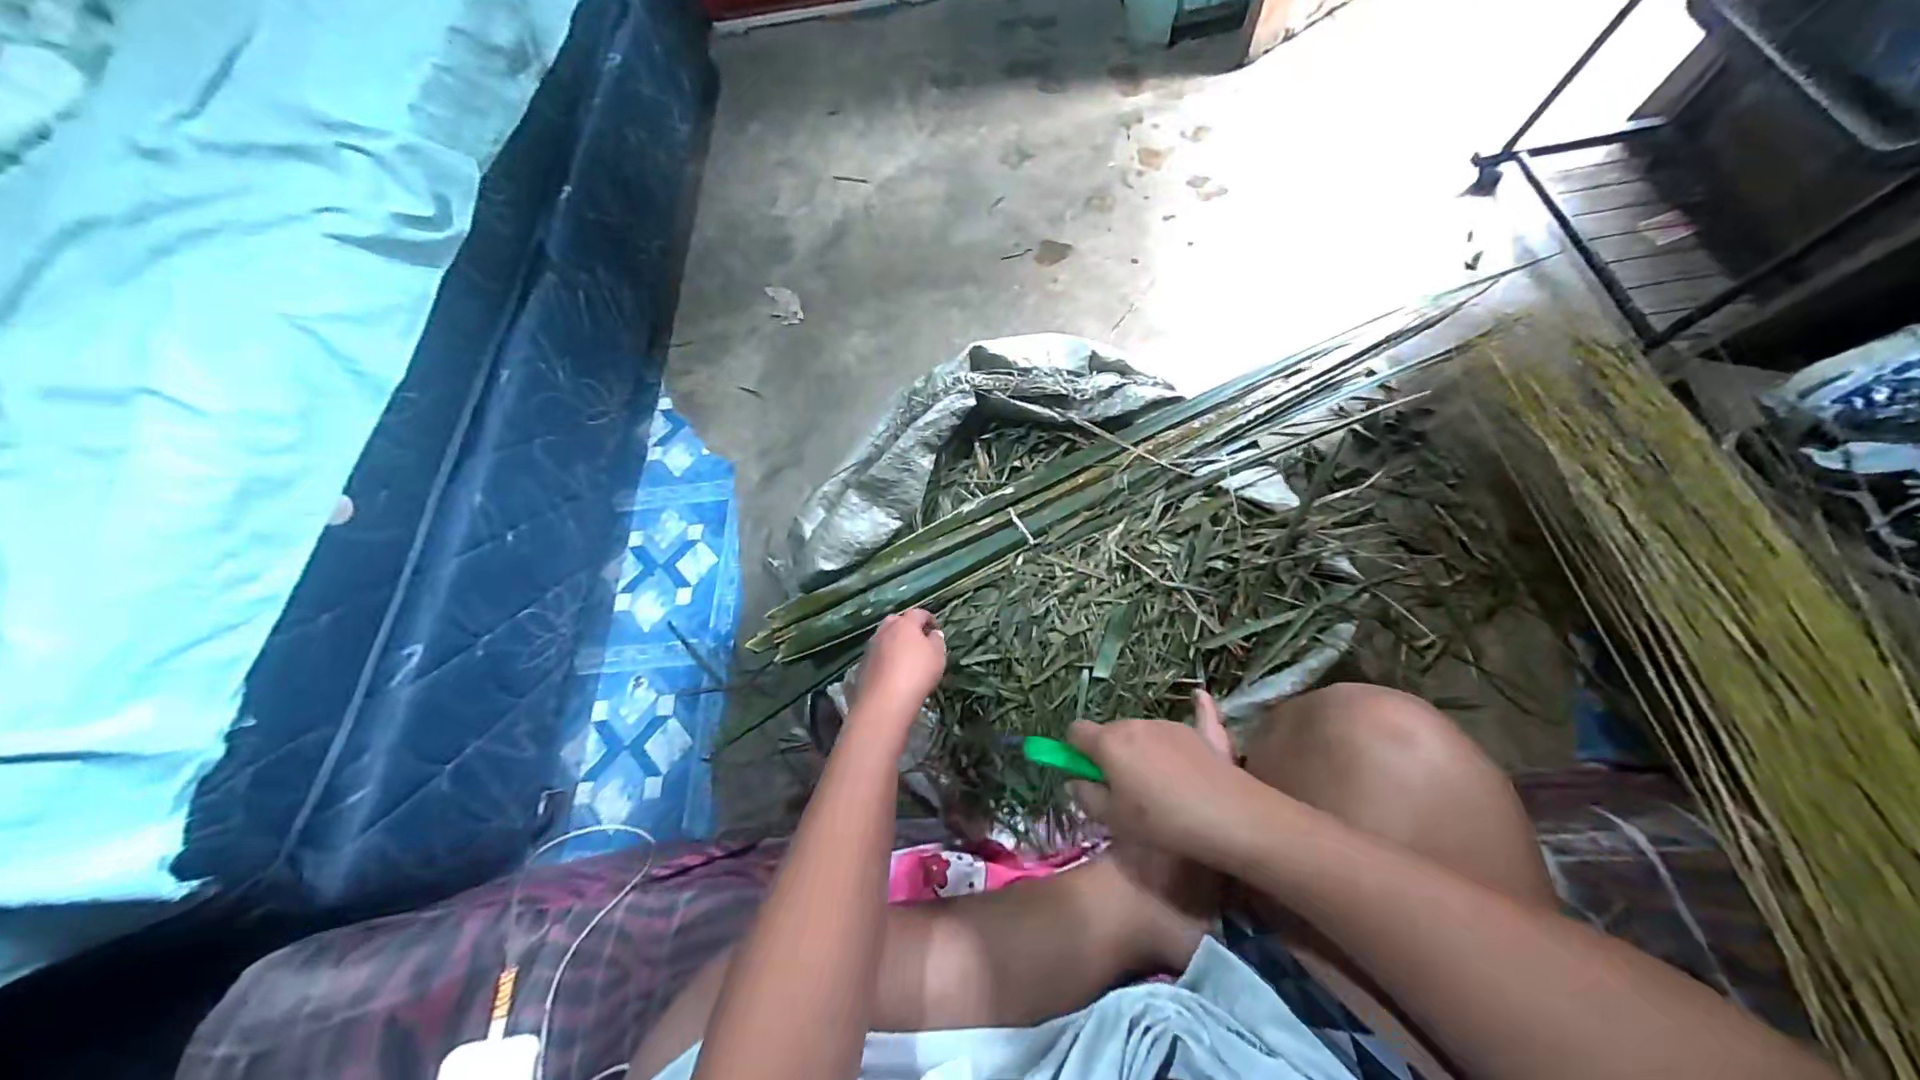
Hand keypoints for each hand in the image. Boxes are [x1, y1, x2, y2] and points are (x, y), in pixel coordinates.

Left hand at [854, 609, 946, 716]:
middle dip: (907, 627)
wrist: (885, 699)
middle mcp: (885, 630)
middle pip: (897, 622)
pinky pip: (877, 654)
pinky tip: (892, 671)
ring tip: (904, 656)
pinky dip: (885, 658)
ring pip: (884, 637)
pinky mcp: (863, 663)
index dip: (929, 619)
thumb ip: (937, 641)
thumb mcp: (937, 655)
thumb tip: (933, 633)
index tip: (935, 628)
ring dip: (894, 643)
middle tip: (918, 640)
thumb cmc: (917, 673)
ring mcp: (871, 646)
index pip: (918, 613)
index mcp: (905, 624)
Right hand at [1067, 690, 1260, 864]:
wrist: (1228, 817)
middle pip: (1111, 733)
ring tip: (1161, 785)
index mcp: (1108, 743)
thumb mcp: (1113, 819)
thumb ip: (1086, 795)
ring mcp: (1170, 724)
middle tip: (1125, 791)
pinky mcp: (1202, 732)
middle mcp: (1135, 724)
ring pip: (1144, 733)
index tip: (1087, 775)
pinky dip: (1195, 709)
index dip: (1076, 752)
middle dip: (1111, 755)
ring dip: (1143, 750)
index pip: (1076, 732)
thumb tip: (1076, 781)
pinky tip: (1198, 697)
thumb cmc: (1162, 821)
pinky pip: (1197, 713)